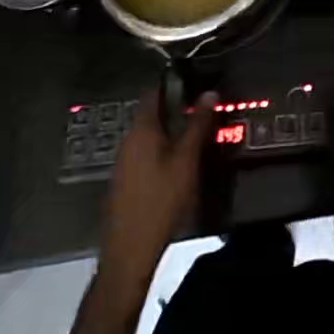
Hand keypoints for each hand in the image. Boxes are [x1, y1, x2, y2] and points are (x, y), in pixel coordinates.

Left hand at [101, 91, 214, 273]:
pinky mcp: (124, 181)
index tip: (195, 84)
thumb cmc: (162, 200)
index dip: (173, 85)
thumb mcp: (187, 160)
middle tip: (202, 114)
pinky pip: (144, 154)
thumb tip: (209, 93)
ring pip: (149, 136)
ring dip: (169, 133)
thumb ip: (198, 125)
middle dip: (175, 111)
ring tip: (195, 140)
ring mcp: (123, 161)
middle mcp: (128, 140)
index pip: (153, 93)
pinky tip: (177, 166)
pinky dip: (161, 152)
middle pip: (152, 115)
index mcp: (142, 129)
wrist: (131, 249)